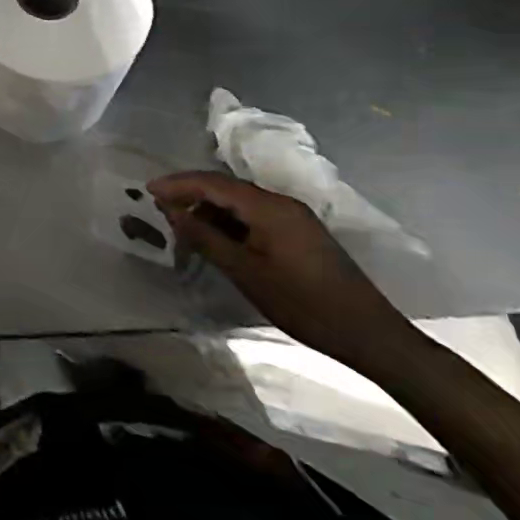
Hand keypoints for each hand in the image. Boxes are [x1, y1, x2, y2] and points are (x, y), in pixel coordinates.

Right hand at [148, 171, 416, 370]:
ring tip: (185, 228)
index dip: (178, 184)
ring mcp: (295, 218)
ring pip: (240, 202)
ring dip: (209, 209)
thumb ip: (205, 237)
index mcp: (269, 208)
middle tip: (161, 209)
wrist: (371, 335)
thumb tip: (171, 211)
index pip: (213, 183)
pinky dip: (230, 220)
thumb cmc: (303, 303)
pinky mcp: (301, 233)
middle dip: (190, 194)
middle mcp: (282, 203)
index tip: (148, 191)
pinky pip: (255, 215)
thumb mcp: (244, 271)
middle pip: (226, 187)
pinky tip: (217, 238)